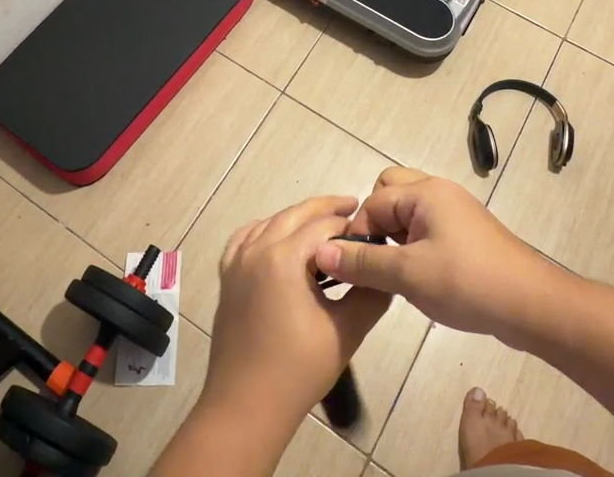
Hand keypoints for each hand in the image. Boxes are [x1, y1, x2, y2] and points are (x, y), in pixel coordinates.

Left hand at [203, 196, 391, 428]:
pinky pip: (245, 238)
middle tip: (353, 210)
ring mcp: (236, 263)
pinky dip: (266, 230)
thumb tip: (386, 271)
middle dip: (325, 209)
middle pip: (294, 214)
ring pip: (270, 222)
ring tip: (323, 225)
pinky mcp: (227, 278)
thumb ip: (370, 294)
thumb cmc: (298, 369)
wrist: (246, 405)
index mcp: (283, 256)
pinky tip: (279, 239)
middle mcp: (256, 249)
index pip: (324, 224)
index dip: (350, 224)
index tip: (371, 233)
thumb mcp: (346, 330)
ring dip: (297, 218)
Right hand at [313, 167, 557, 342]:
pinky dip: (414, 242)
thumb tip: (320, 252)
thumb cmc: (467, 283)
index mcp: (424, 192)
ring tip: (396, 269)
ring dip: (394, 233)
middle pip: (389, 190)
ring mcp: (456, 211)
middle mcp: (439, 191)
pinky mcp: (466, 233)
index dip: (357, 235)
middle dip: (375, 221)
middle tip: (378, 258)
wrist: (531, 306)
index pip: (372, 203)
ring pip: (408, 209)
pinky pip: (427, 225)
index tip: (352, 269)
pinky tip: (419, 275)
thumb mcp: (408, 275)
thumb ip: (363, 262)